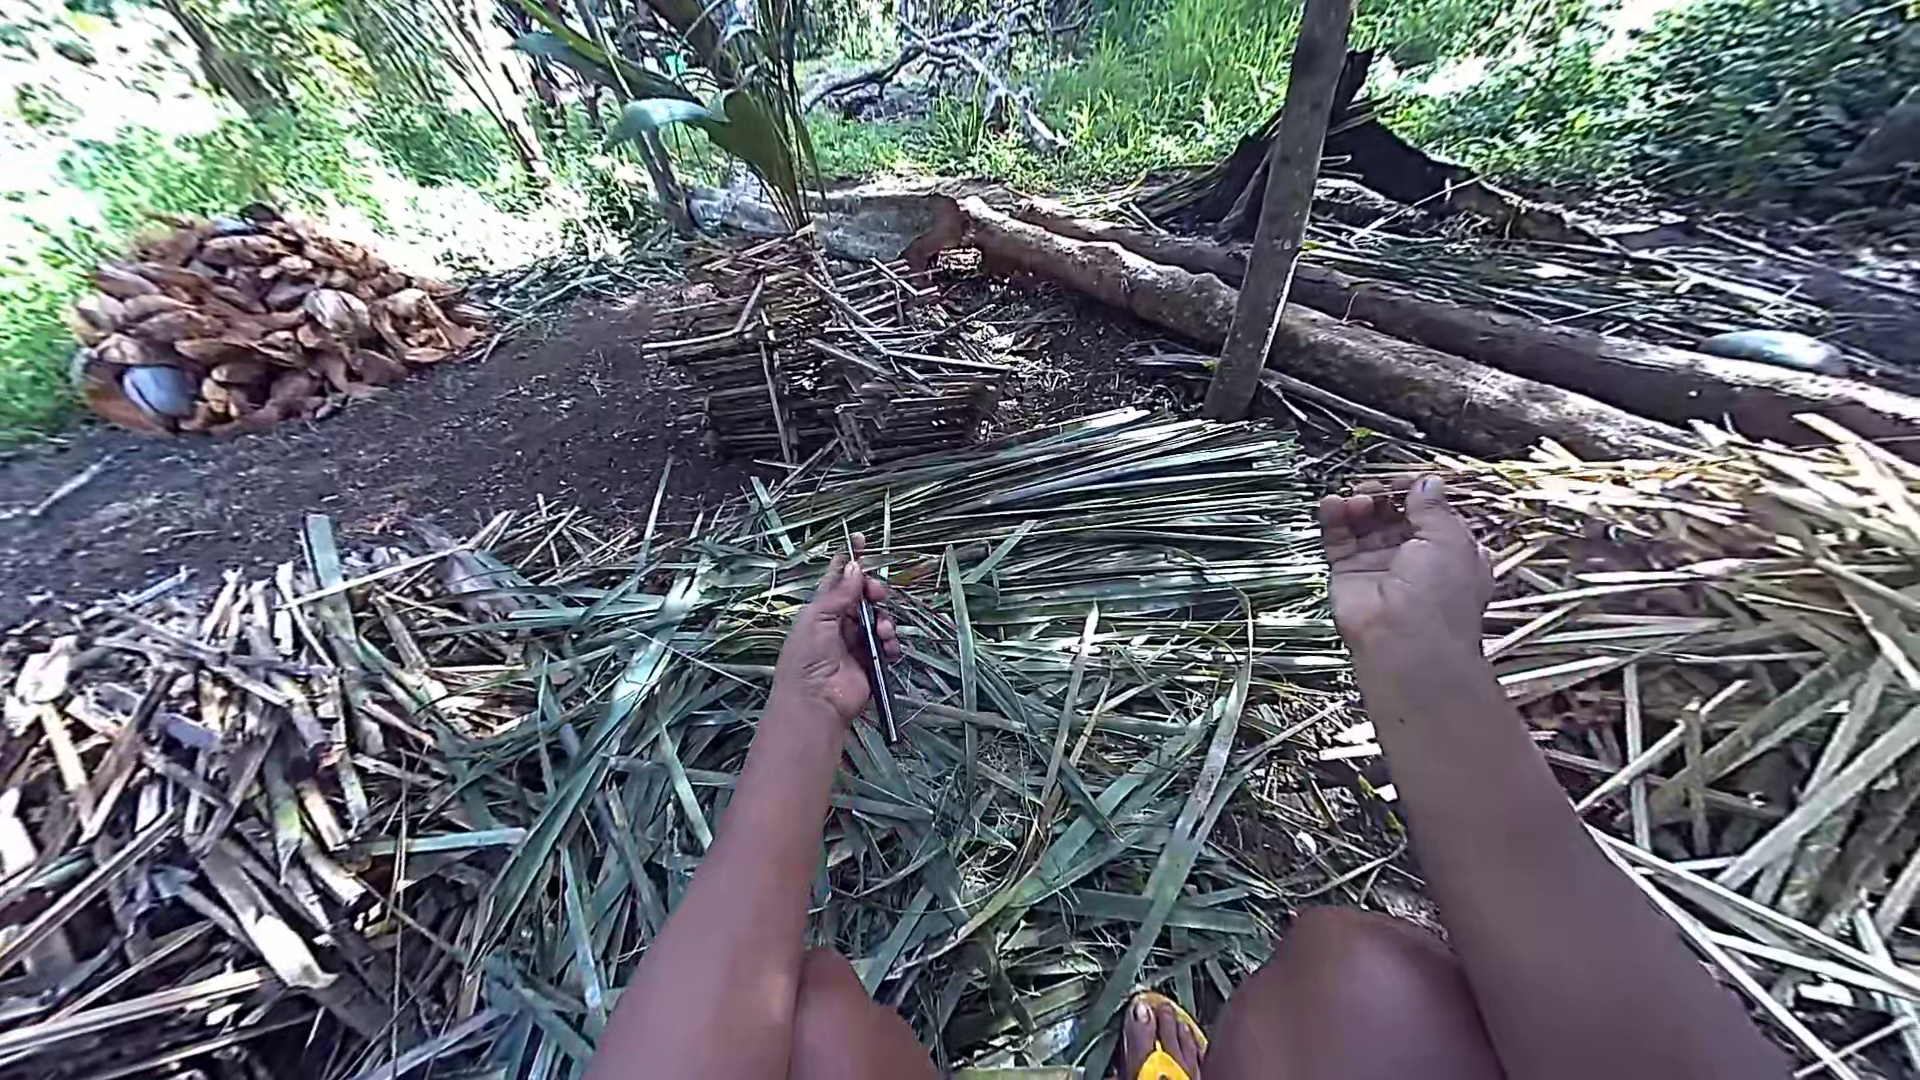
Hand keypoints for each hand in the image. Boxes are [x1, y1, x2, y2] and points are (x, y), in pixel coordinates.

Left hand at [772, 533, 901, 724]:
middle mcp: (840, 623)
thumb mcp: (818, 618)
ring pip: (879, 620)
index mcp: (822, 610)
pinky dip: (890, 645)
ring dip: (884, 622)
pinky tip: (887, 650)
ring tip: (881, 633)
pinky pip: (887, 645)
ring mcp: (856, 643)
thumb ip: (840, 593)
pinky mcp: (871, 662)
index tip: (860, 540)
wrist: (816, 702)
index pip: (837, 579)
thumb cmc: (808, 658)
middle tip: (878, 595)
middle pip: (863, 597)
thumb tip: (855, 566)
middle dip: (874, 592)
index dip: (849, 560)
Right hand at [1319, 474, 1489, 659]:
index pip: (1427, 510)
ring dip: (1357, 505)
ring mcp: (1376, 562)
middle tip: (1373, 489)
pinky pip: (1336, 538)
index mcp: (1446, 548)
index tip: (1403, 479)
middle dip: (1382, 496)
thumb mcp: (1449, 541)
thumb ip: (1432, 509)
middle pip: (1391, 513)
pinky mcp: (1345, 570)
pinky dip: (1332, 519)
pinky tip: (1331, 505)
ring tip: (1354, 500)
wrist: (1403, 640)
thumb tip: (1427, 481)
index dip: (1414, 492)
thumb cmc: (1439, 597)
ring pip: (1362, 523)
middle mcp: (1411, 554)